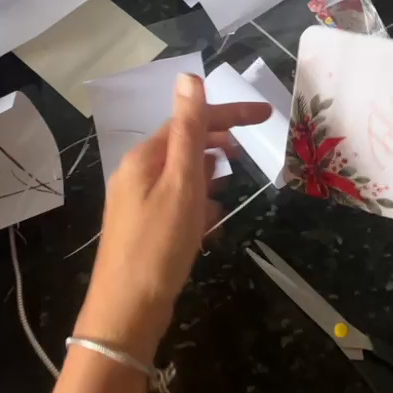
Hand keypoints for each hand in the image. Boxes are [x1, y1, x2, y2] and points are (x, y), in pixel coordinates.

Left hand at [75, 73, 270, 361]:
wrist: (125, 315)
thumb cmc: (158, 246)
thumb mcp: (181, 183)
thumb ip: (188, 130)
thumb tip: (189, 77)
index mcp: (144, 158)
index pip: (190, 120)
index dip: (229, 114)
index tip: (266, 115)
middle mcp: (136, 174)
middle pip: (183, 144)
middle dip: (217, 142)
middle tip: (250, 150)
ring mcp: (137, 203)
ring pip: (181, 174)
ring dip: (208, 173)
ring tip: (232, 183)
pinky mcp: (144, 229)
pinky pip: (177, 202)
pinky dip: (198, 203)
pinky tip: (212, 221)